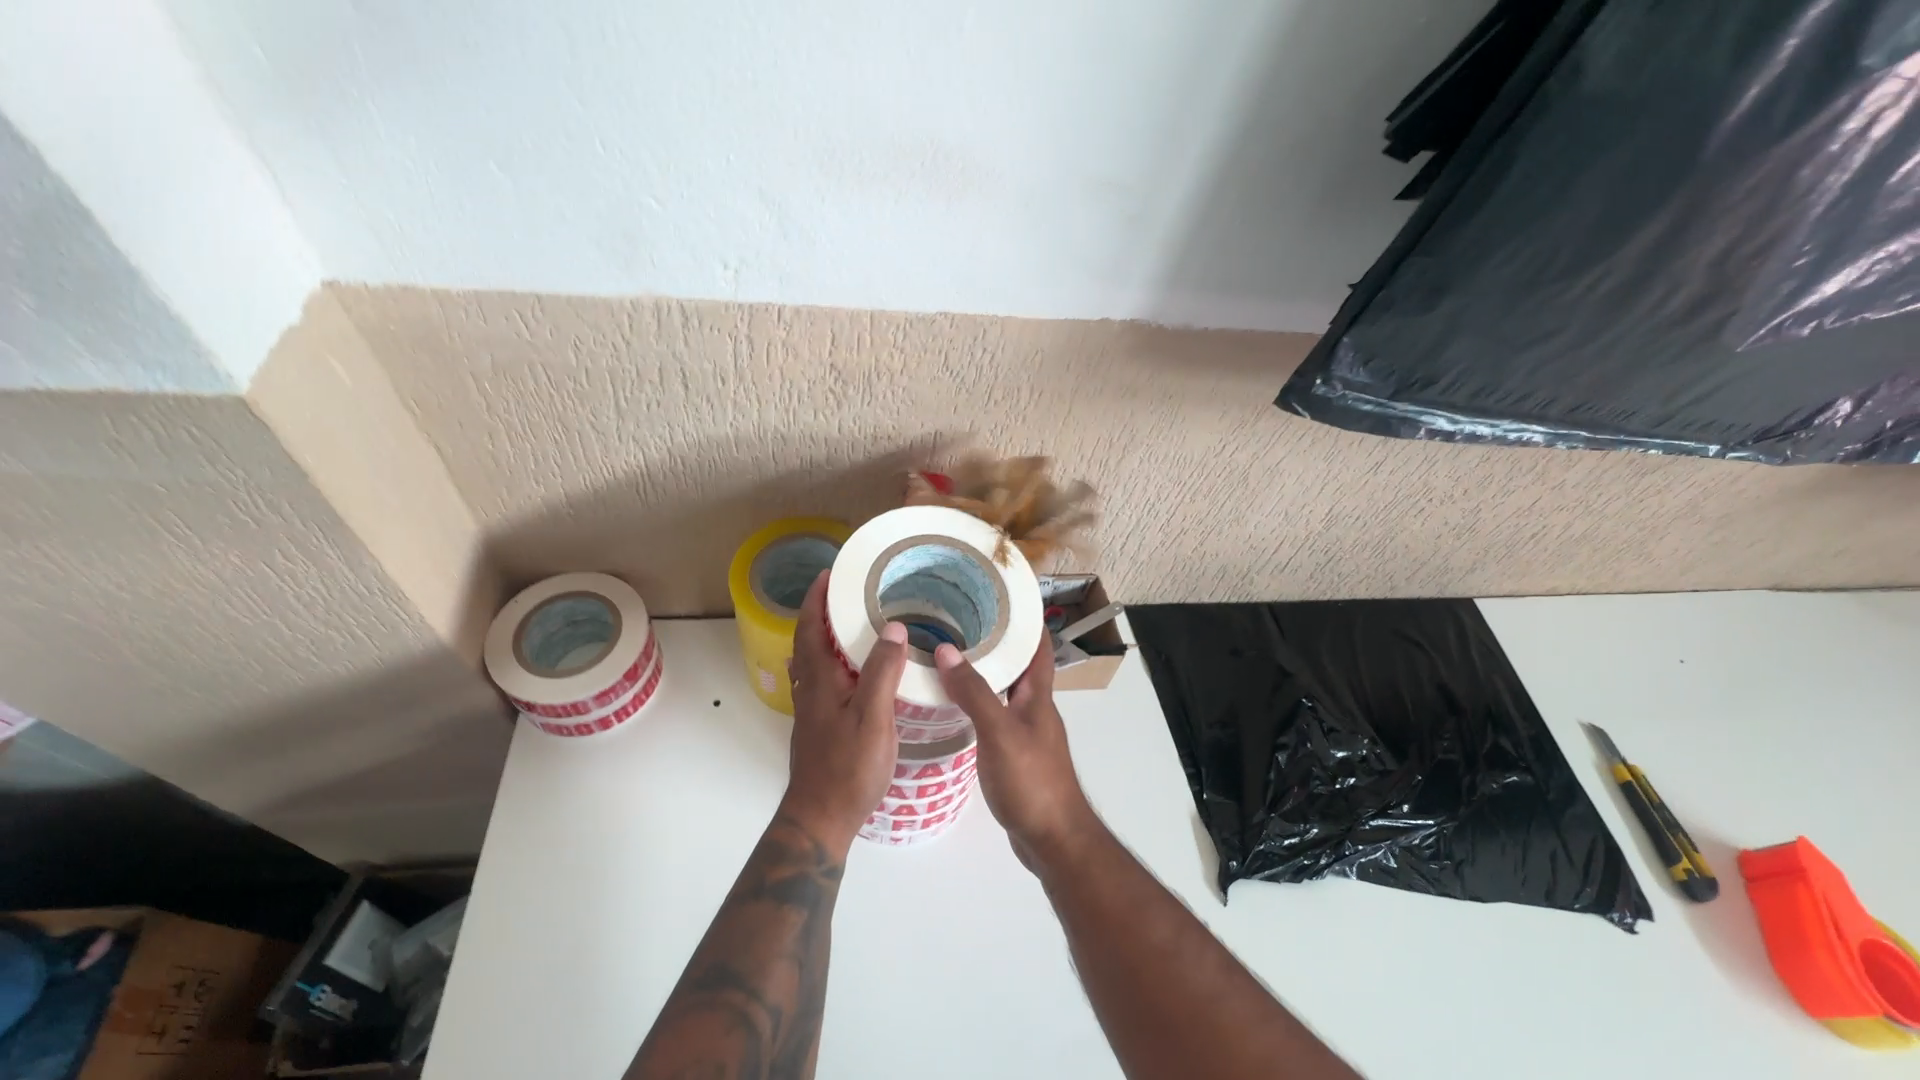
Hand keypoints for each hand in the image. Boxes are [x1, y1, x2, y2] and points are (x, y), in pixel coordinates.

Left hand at [781, 571, 905, 850]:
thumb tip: (893, 628)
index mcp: (819, 680)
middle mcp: (810, 690)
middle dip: (822, 613)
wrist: (821, 816)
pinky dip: (838, 664)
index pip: (810, 627)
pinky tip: (858, 674)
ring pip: (816, 663)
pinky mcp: (820, 727)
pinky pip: (826, 681)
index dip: (816, 599)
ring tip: (857, 626)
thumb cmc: (848, 766)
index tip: (829, 574)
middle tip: (850, 594)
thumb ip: (882, 671)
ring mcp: (812, 710)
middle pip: (809, 641)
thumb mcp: (873, 716)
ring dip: (828, 638)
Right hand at [934, 635, 1098, 868]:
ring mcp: (1026, 734)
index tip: (997, 596)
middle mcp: (1035, 710)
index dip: (1023, 619)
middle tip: (957, 624)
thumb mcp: (999, 732)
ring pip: (1004, 693)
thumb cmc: (1032, 781)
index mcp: (1037, 696)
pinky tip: (952, 710)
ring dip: (982, 675)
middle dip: (993, 643)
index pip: (1037, 646)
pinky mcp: (1015, 757)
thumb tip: (946, 650)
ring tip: (947, 659)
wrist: (1053, 839)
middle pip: (1017, 667)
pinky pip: (994, 719)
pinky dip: (976, 706)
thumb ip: (974, 693)